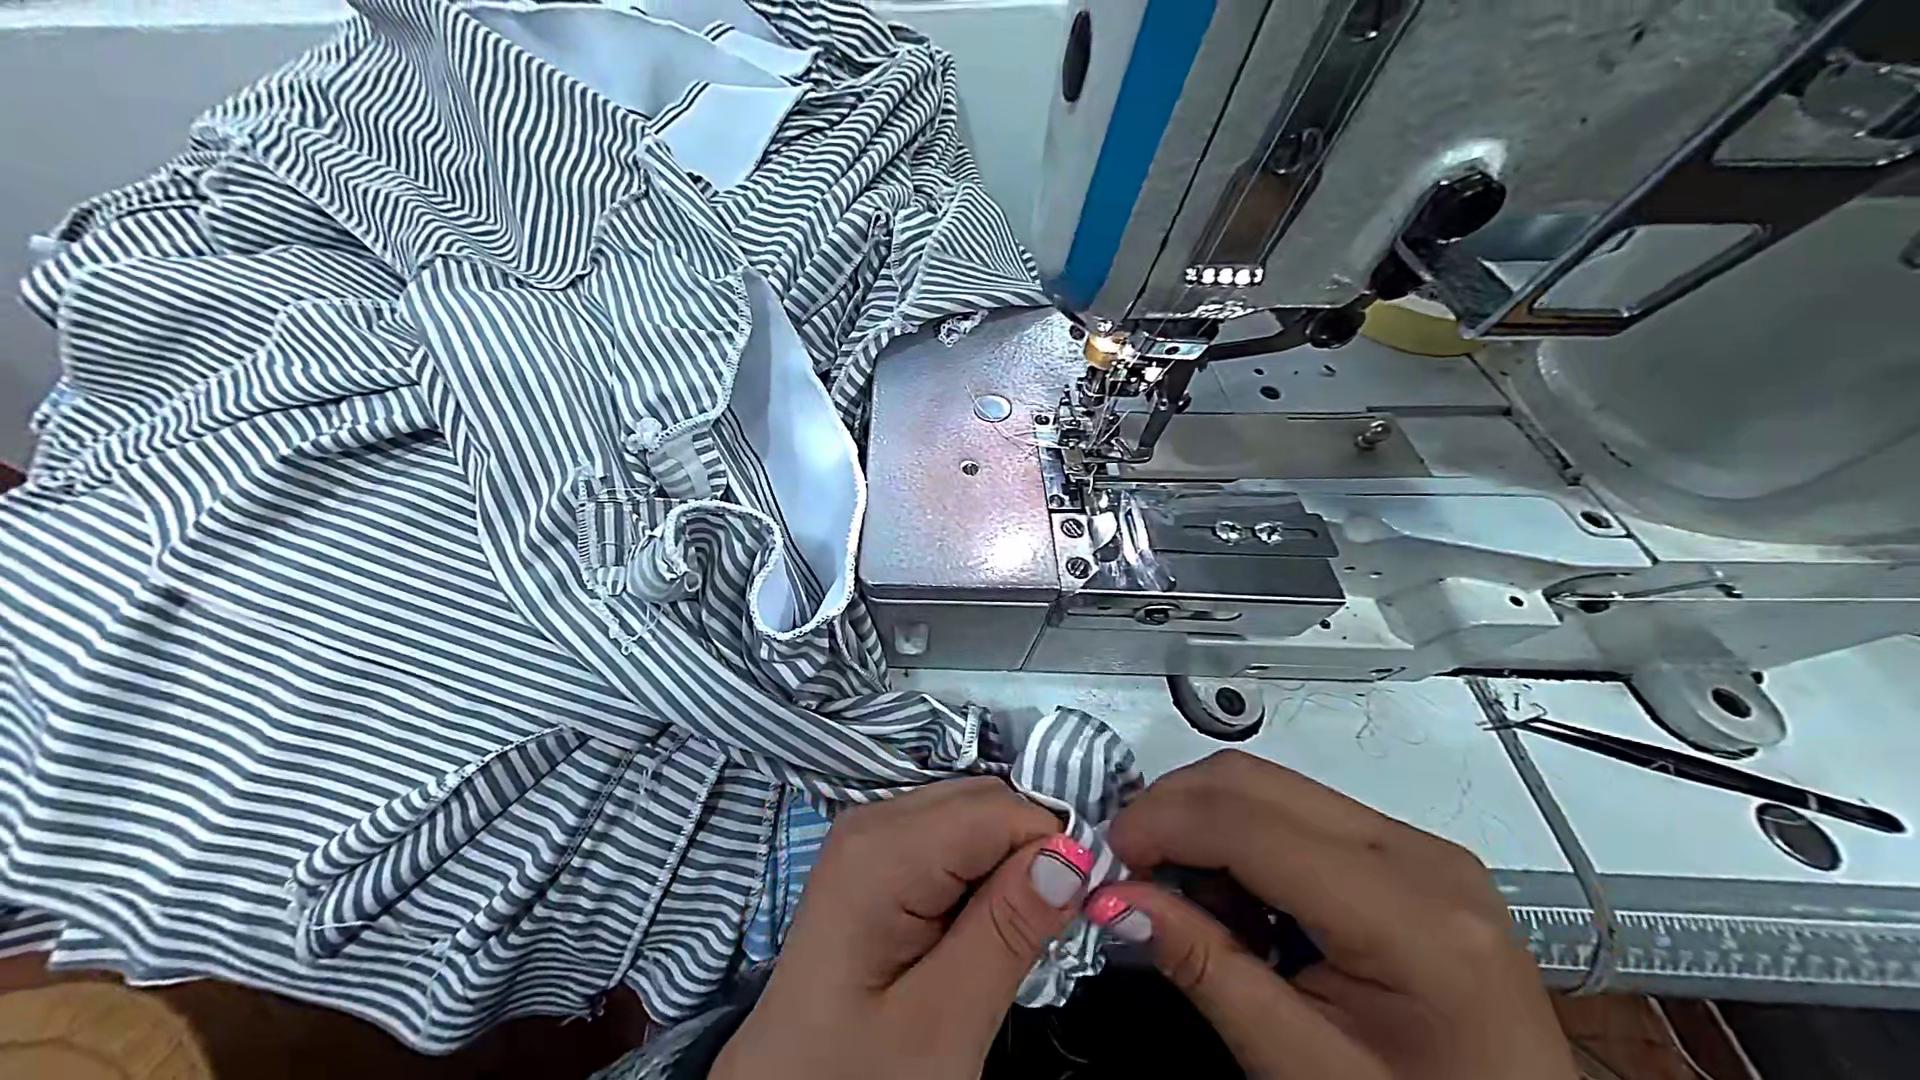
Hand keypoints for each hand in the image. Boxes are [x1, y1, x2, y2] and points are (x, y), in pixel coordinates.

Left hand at [712, 777, 1095, 1079]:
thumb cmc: (857, 1078)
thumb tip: (1073, 852)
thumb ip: (1008, 929)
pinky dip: (982, 870)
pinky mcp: (877, 854)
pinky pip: (952, 836)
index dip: (1052, 849)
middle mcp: (873, 818)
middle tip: (1040, 933)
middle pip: (986, 801)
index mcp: (881, 848)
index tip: (1079, 910)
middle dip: (1030, 852)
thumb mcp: (942, 1024)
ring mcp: (872, 833)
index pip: (999, 809)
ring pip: (975, 814)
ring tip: (1001, 937)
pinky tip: (973, 924)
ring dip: (1008, 863)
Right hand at [1084, 750, 1576, 1079]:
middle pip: (1257, 781)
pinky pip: (1296, 810)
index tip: (1106, 856)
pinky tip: (1235, 895)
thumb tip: (1115, 898)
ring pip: (1270, 785)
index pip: (1252, 826)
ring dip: (1202, 820)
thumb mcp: (1306, 1071)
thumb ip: (1208, 972)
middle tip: (1128, 865)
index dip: (1162, 825)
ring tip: (1181, 891)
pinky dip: (1239, 835)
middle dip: (1172, 808)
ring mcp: (1417, 845)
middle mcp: (1419, 852)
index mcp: (1414, 917)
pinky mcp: (1407, 852)